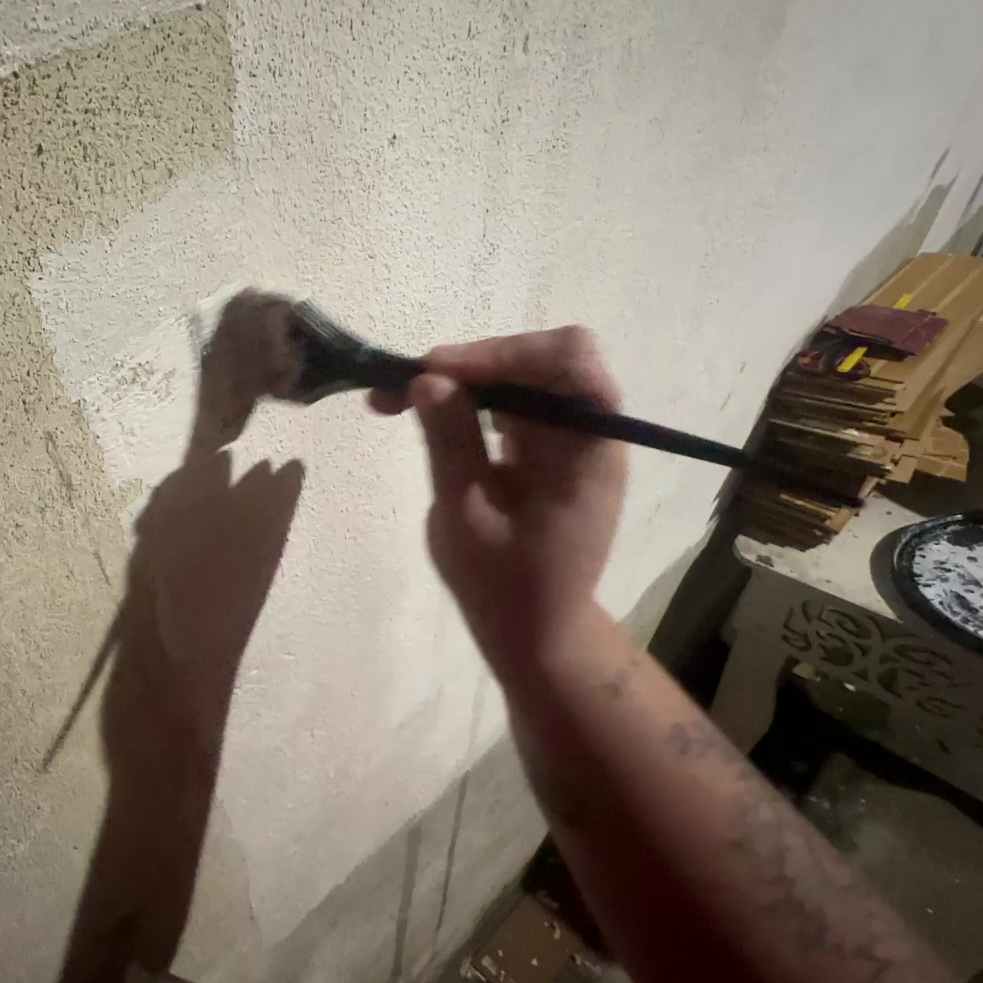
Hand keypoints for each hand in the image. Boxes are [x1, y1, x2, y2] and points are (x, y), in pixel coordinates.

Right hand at [372, 326, 627, 662]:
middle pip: (539, 360)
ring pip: (517, 377)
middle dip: (470, 362)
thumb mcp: (466, 516)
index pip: (568, 361)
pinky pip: (506, 404)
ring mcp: (565, 439)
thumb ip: (450, 443)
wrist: (535, 630)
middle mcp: (586, 432)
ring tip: (395, 398)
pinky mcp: (542, 449)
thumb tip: (427, 378)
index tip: (434, 370)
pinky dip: (464, 401)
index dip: (501, 352)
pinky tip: (425, 413)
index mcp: (587, 447)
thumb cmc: (504, 585)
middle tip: (403, 384)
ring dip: (459, 379)